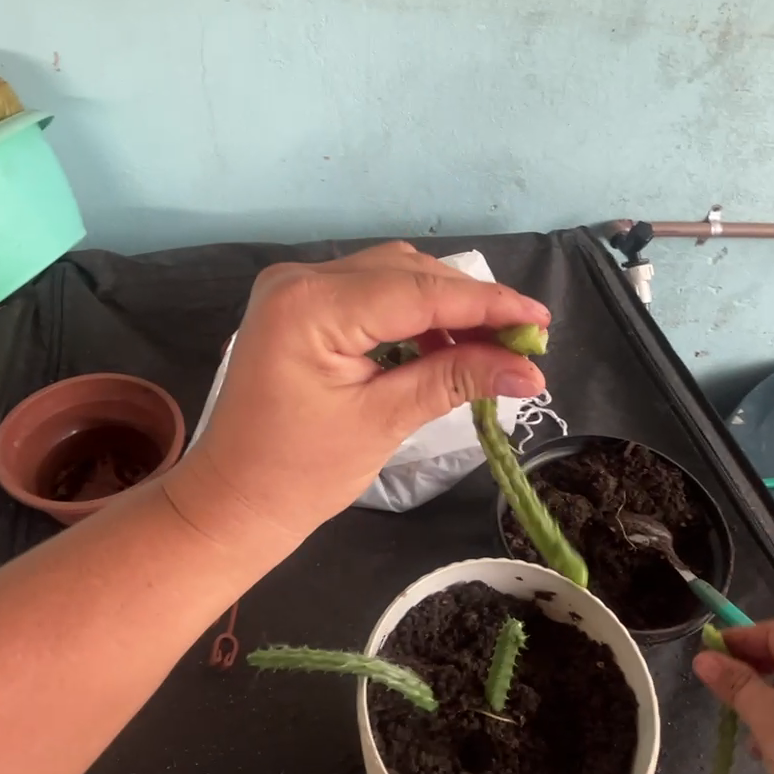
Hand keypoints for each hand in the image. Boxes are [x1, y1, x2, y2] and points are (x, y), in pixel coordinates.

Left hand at [162, 241, 548, 547]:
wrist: (232, 500)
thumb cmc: (299, 475)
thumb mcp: (384, 421)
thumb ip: (456, 379)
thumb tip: (530, 370)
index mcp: (311, 306)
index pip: (419, 292)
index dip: (488, 304)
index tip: (542, 321)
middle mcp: (300, 278)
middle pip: (408, 274)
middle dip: (469, 305)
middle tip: (522, 343)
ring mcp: (296, 286)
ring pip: (393, 277)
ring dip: (444, 308)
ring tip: (488, 349)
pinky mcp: (300, 303)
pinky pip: (371, 293)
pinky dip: (413, 315)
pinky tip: (442, 345)